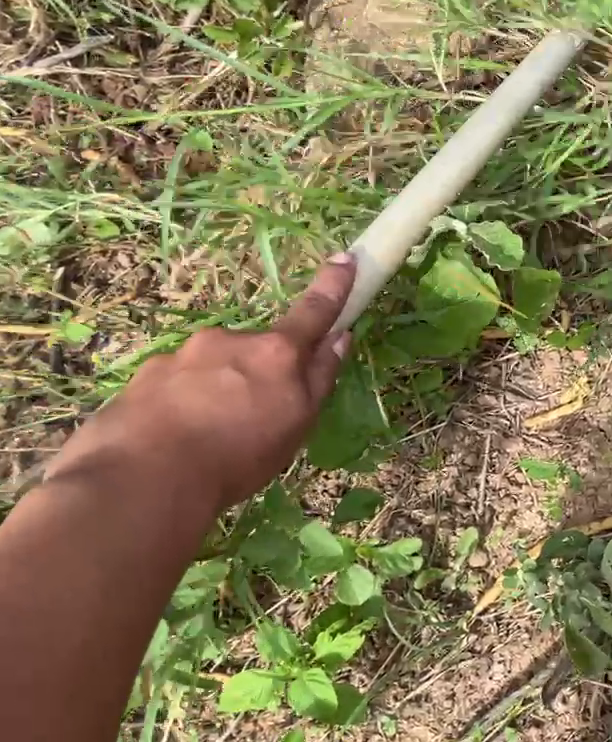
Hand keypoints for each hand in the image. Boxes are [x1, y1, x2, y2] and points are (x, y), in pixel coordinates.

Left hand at [46, 253, 356, 508]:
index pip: (314, 311)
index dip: (334, 285)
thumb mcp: (299, 421)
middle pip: (256, 349)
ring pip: (211, 368)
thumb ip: (320, 377)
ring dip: (218, 391)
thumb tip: (338, 338)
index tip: (344, 258)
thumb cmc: (238, 453)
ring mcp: (177, 358)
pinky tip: (177, 440)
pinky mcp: (137, 380)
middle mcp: (226, 342)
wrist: (138, 483)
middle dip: (260, 371)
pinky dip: (182, 406)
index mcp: (276, 351)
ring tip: (212, 436)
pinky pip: (173, 387)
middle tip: (258, 414)